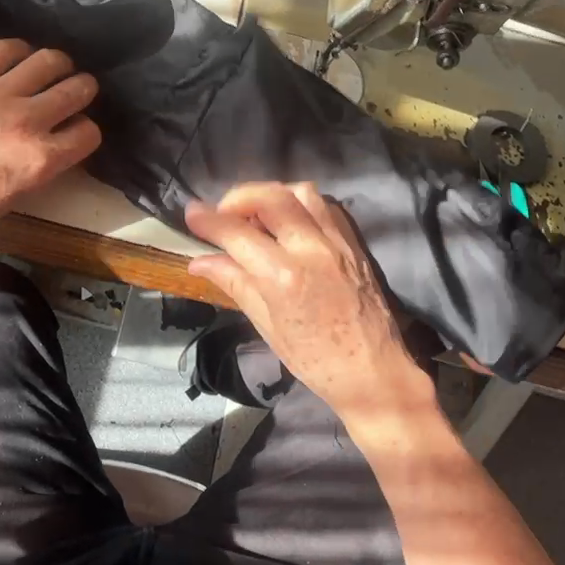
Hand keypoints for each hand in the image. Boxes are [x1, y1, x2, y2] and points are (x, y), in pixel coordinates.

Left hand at [0, 40, 101, 243]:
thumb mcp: (16, 197)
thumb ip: (43, 167)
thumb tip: (56, 145)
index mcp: (41, 160)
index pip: (89, 132)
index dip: (85, 133)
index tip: (75, 133)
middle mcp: (28, 121)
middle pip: (78, 89)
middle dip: (83, 91)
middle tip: (75, 94)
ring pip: (49, 60)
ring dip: (59, 66)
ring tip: (52, 72)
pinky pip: (5, 49)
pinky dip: (19, 50)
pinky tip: (19, 59)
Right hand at [185, 183, 430, 422]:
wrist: (373, 372)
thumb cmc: (313, 360)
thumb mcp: (266, 325)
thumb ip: (234, 282)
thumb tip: (199, 262)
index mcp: (283, 277)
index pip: (237, 233)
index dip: (208, 220)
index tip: (191, 212)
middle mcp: (311, 250)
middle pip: (269, 197)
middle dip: (238, 198)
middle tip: (224, 214)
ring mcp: (337, 242)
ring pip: (300, 192)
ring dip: (271, 195)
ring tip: (258, 216)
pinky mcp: (354, 243)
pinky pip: (325, 206)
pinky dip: (301, 205)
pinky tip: (289, 223)